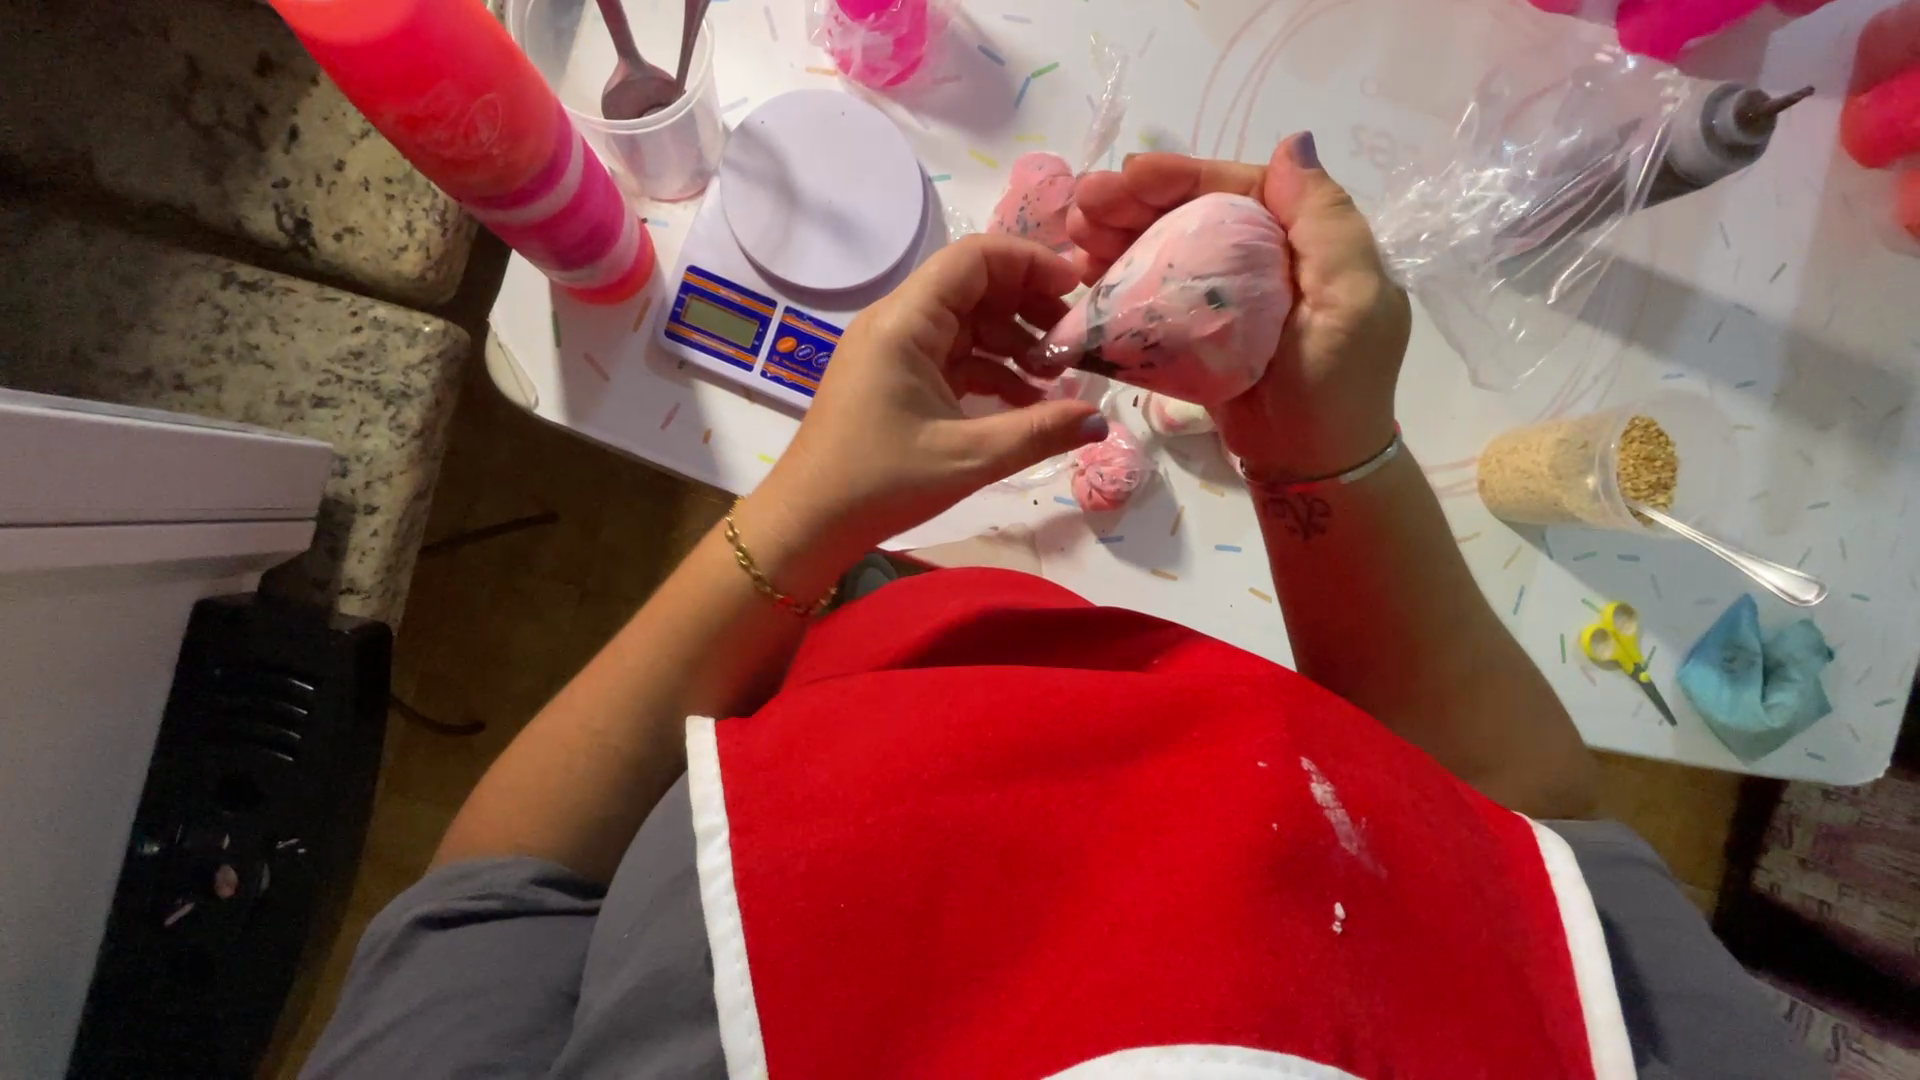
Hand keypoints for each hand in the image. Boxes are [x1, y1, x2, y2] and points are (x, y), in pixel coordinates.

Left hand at [742, 234, 1109, 571]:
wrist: (809, 522)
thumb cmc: (881, 483)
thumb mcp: (968, 457)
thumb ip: (1039, 433)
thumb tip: (1102, 422)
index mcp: (905, 322)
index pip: (974, 258)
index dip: (1031, 263)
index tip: (1077, 289)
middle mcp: (896, 323)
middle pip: (973, 288)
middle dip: (1028, 307)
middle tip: (1074, 340)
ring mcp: (892, 352)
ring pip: (965, 326)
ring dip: (1012, 345)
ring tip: (1056, 379)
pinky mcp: (894, 380)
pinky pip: (950, 359)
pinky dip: (988, 373)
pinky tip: (1023, 404)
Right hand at [1068, 133, 1411, 478]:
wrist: (1310, 464)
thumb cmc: (1337, 383)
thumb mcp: (1351, 296)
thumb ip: (1324, 222)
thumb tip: (1294, 144)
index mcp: (1298, 243)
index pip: (1236, 192)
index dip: (1182, 178)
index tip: (1130, 174)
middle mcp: (1255, 264)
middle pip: (1190, 219)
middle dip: (1135, 205)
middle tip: (1083, 203)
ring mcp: (1219, 303)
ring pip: (1164, 256)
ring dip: (1117, 240)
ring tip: (1074, 237)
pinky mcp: (1191, 339)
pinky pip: (1151, 302)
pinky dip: (1117, 287)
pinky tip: (1086, 278)